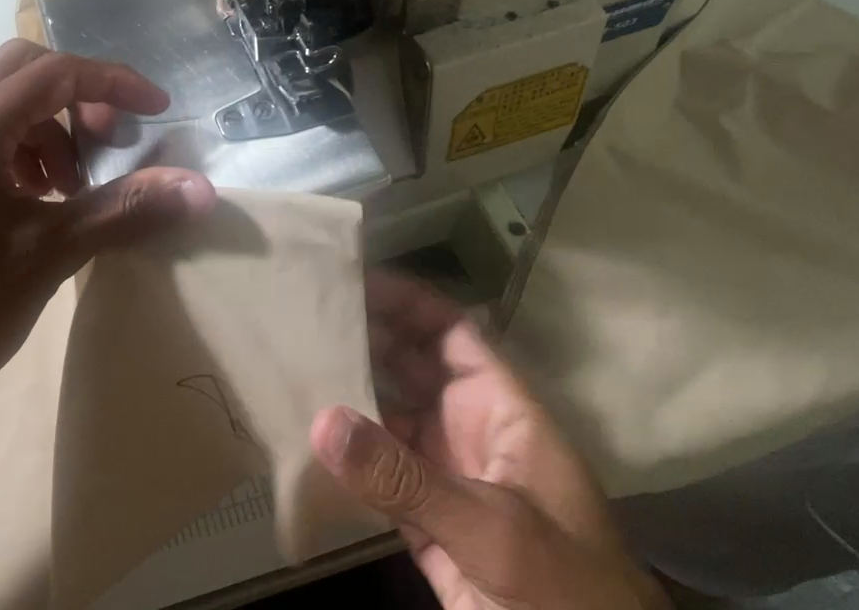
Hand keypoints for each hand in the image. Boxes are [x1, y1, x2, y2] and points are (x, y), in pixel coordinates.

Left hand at [0, 40, 215, 422]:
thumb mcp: (52, 254)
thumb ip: (127, 209)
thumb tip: (202, 189)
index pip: (55, 73)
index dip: (114, 84)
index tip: (157, 110)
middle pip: (23, 68)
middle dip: (77, 95)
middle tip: (108, 145)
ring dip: (47, 125)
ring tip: (71, 187)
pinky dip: (18, 146)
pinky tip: (35, 200)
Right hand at [310, 273, 666, 609]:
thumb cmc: (568, 589)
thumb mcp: (494, 529)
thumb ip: (409, 479)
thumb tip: (322, 420)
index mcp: (502, 411)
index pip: (452, 333)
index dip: (407, 301)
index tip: (351, 279)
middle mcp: (469, 431)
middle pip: (410, 367)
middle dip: (364, 341)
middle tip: (301, 317)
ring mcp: (445, 477)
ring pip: (387, 418)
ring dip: (346, 396)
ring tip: (289, 365)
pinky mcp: (424, 523)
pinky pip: (377, 474)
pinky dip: (344, 457)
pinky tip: (302, 437)